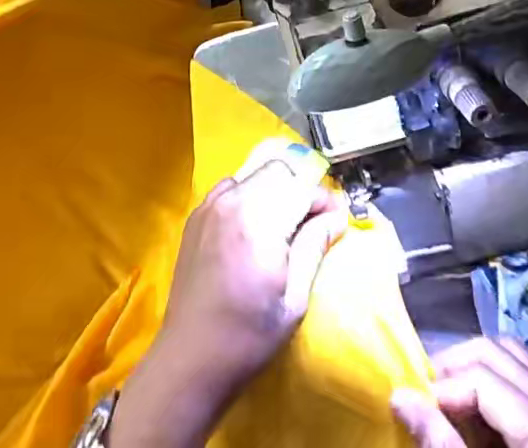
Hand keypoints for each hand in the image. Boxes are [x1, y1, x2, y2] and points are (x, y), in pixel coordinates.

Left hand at [109, 141, 347, 447]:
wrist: (191, 355)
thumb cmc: (249, 336)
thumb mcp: (294, 299)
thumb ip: (314, 248)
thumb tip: (336, 217)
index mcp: (258, 223)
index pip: (301, 188)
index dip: (323, 199)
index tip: (336, 219)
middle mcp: (231, 204)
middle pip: (277, 172)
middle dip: (299, 190)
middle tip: (312, 222)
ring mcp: (209, 206)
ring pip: (253, 175)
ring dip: (274, 190)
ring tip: (283, 225)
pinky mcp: (196, 215)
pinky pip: (230, 188)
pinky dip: (248, 195)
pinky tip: (253, 226)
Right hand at [392, 338, 527, 447]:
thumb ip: (442, 447)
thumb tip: (401, 397)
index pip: (478, 376)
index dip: (441, 391)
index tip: (416, 418)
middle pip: (494, 352)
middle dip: (453, 370)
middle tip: (428, 405)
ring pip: (512, 356)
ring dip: (474, 369)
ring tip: (452, 405)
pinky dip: (497, 382)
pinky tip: (482, 418)